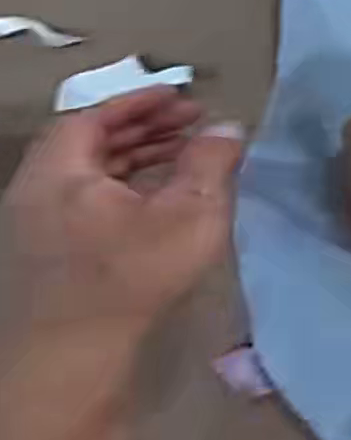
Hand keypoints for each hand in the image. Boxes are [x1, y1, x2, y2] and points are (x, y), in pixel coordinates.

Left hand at [1, 87, 244, 350]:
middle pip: (83, 144)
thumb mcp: (193, 208)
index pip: (87, 122)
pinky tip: (165, 187)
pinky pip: (87, 193)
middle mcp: (35, 195)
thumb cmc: (136, 268)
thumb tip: (226, 125)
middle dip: (141, 125)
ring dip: (137, 151)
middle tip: (195, 118)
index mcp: (59, 179)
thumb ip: (211, 160)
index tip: (180, 93)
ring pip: (86, 171)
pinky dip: (127, 177)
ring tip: (188, 149)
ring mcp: (37, 224)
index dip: (134, 103)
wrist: (75, 345)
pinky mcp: (49, 247)